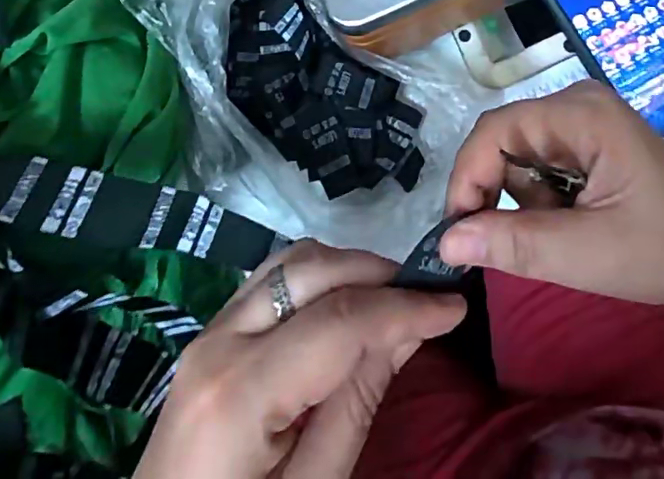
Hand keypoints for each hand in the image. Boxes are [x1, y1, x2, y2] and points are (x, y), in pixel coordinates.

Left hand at [133, 239, 464, 478]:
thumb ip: (357, 402)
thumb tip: (409, 329)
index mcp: (239, 392)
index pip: (338, 320)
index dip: (404, 306)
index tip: (454, 305)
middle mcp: (218, 340)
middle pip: (312, 270)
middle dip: (378, 274)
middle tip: (426, 299)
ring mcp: (209, 329)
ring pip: (291, 261)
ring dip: (349, 268)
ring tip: (392, 299)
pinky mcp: (211, 331)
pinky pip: (272, 278)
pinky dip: (319, 276)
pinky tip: (346, 302)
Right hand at [438, 81, 663, 311]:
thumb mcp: (590, 255)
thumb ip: (516, 244)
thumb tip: (446, 241)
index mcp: (582, 113)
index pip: (496, 130)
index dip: (467, 175)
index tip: (457, 231)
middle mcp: (578, 102)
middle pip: (504, 139)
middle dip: (497, 193)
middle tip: (503, 244)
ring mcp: (585, 119)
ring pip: (519, 155)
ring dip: (523, 201)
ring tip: (563, 236)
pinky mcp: (589, 140)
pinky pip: (540, 163)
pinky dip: (542, 199)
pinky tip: (574, 223)